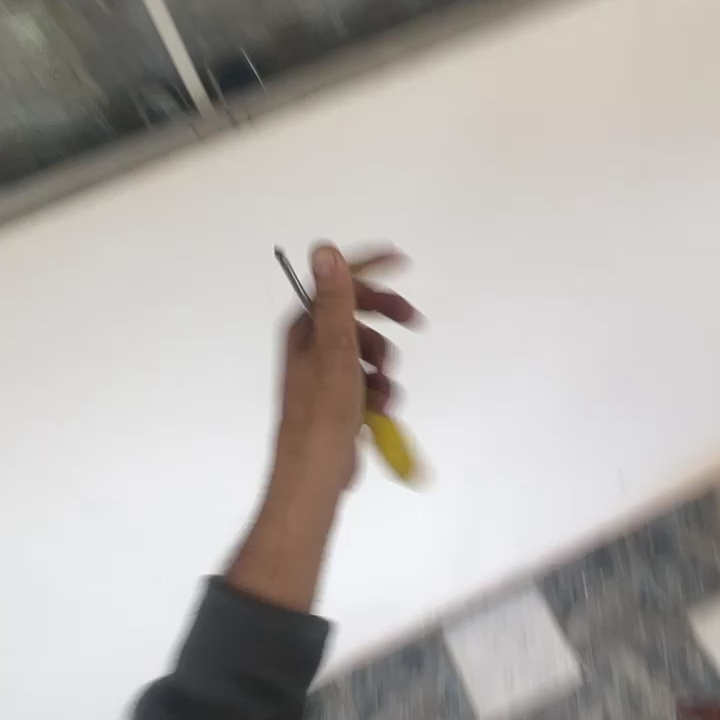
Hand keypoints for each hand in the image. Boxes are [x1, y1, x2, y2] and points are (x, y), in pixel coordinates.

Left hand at [268, 243, 419, 505]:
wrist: (317, 472)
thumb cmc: (324, 411)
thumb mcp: (335, 349)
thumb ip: (334, 299)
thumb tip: (324, 248)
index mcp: (305, 326)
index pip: (339, 282)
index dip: (371, 268)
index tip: (403, 261)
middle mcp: (312, 343)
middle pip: (359, 313)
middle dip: (387, 319)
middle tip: (414, 321)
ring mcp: (326, 371)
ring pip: (369, 349)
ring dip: (384, 367)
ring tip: (383, 390)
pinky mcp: (339, 396)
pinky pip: (370, 378)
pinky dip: (380, 390)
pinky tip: (380, 409)